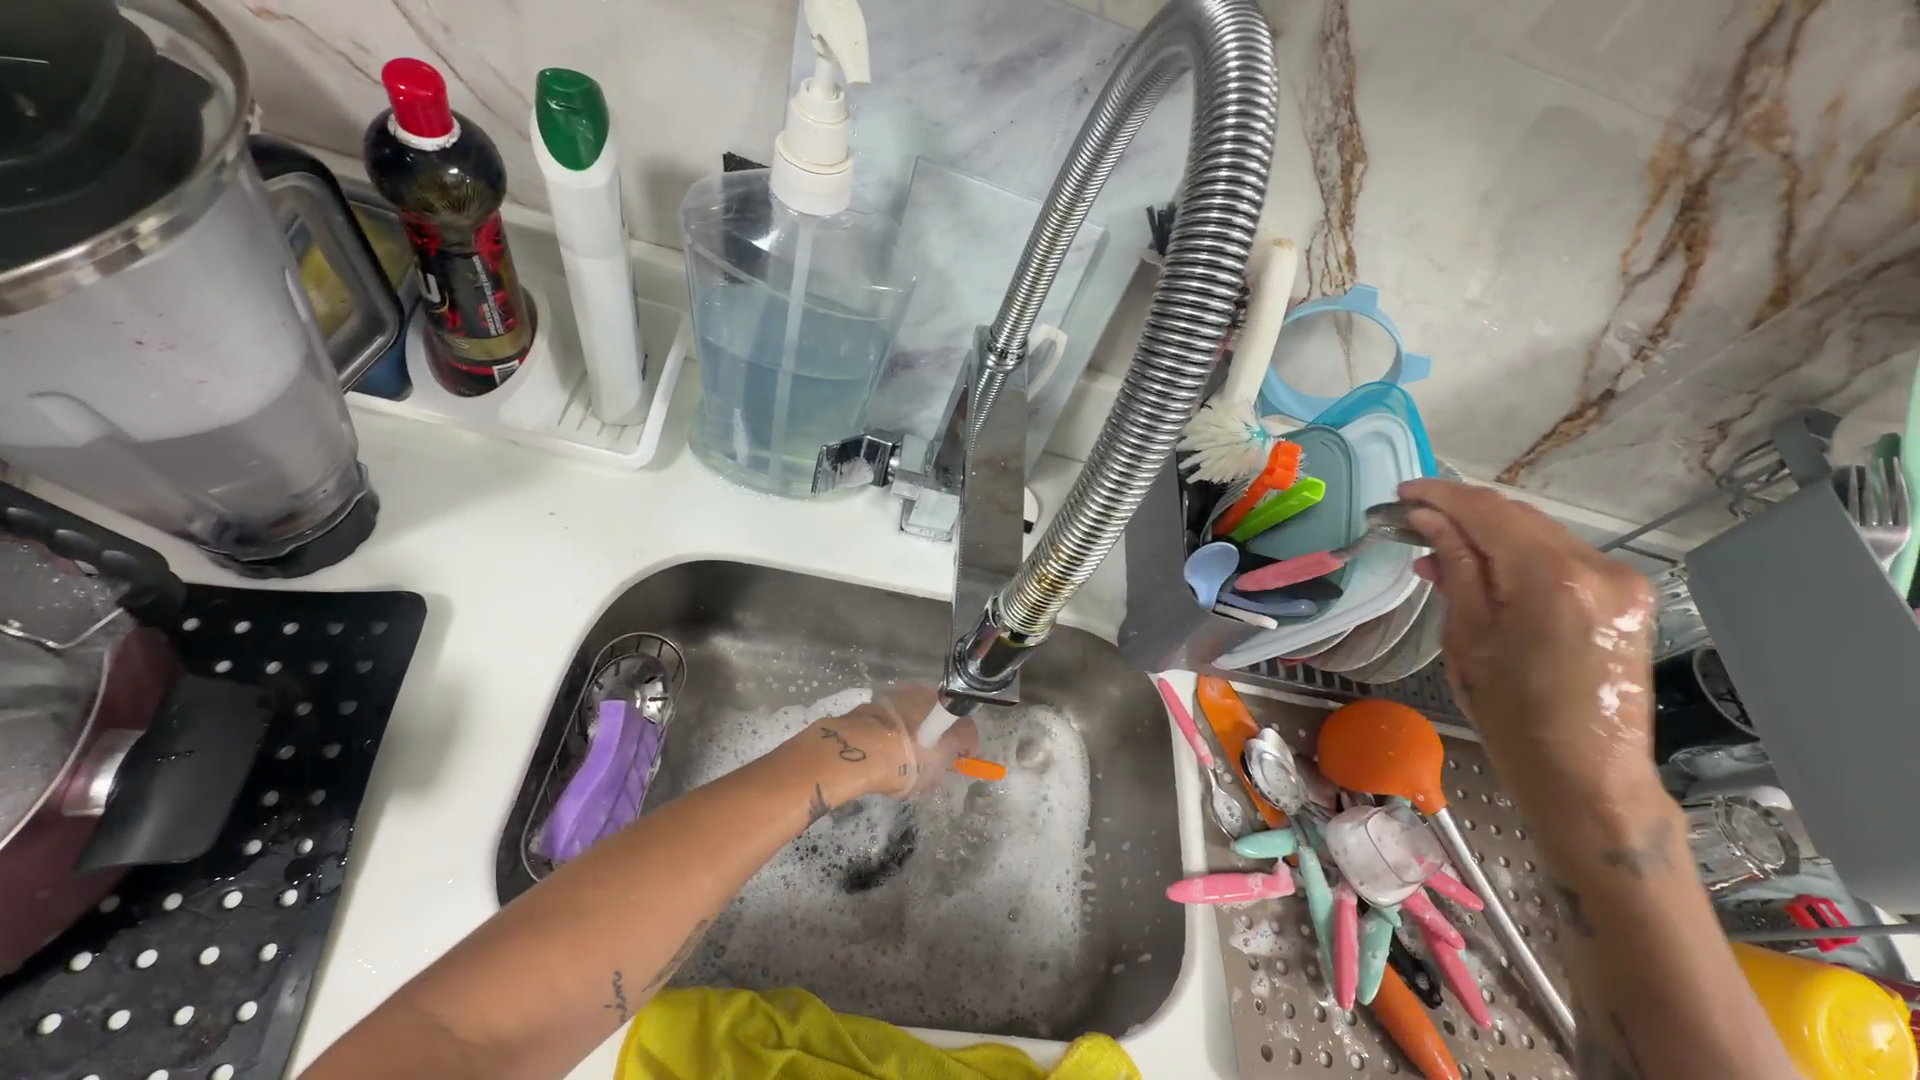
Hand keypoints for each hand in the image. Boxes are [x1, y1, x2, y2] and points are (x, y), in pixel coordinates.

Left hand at [793, 684, 977, 799]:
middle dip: (940, 732)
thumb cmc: (903, 767)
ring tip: (904, 744)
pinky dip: (897, 721)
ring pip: (920, 709)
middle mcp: (934, 700)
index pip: (969, 733)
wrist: (863, 748)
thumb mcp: (927, 781)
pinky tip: (885, 738)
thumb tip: (937, 771)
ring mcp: (907, 694)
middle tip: (930, 753)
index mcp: (951, 722)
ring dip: (917, 723)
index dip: (965, 748)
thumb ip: (937, 773)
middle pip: (944, 716)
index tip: (957, 760)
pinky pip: (898, 710)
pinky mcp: (884, 695)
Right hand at [1399, 479, 1656, 801]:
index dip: (1441, 497)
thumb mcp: (1468, 641)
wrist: (1586, 776)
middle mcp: (1598, 568)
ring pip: (1540, 535)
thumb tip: (1430, 522)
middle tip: (1412, 517)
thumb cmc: (1512, 718)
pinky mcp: (1626, 598)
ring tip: (1439, 546)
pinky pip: (1560, 559)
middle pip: (1519, 517)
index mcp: (1553, 580)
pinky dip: (1518, 556)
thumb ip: (1456, 570)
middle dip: (1463, 512)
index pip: (1489, 514)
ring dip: (1489, 534)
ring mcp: (1621, 582)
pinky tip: (1483, 568)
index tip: (1401, 494)